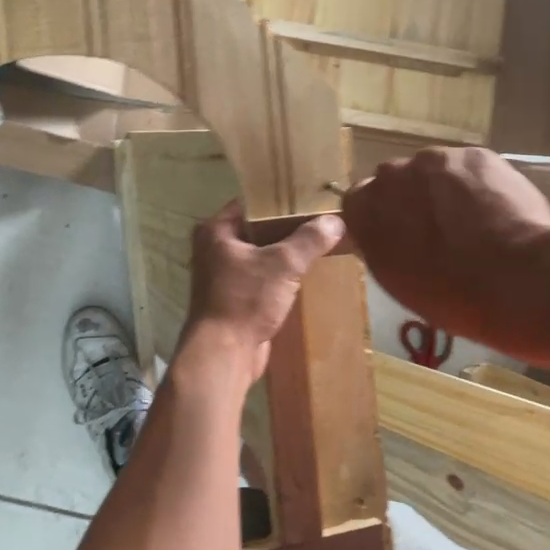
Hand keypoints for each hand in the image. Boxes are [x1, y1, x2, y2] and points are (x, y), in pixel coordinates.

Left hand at [181, 200, 344, 381]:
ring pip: (260, 255)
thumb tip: (335, 221)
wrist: (224, 352)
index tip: (309, 197)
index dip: (279, 200)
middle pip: (257, 229)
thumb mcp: (282, 264)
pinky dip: (280, 276)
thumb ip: (308, 240)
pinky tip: (306, 274)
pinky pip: (261, 277)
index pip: (250, 203)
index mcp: (215, 230)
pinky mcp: (235, 297)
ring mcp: (223, 274)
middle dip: (287, 228)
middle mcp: (214, 248)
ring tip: (321, 244)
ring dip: (285, 254)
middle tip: (322, 220)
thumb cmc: (245, 299)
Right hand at [340, 147, 549, 356]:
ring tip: (476, 221)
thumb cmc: (449, 295)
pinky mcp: (475, 155)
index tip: (400, 234)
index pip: (359, 201)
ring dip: (447, 189)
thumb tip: (389, 237)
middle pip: (396, 180)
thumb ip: (382, 246)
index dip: (382, 216)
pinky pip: (471, 168)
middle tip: (439, 229)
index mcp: (363, 208)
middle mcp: (389, 175)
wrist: (514, 279)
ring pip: (436, 171)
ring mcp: (433, 160)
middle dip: (413, 198)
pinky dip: (481, 185)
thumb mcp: (396, 280)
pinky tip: (500, 211)